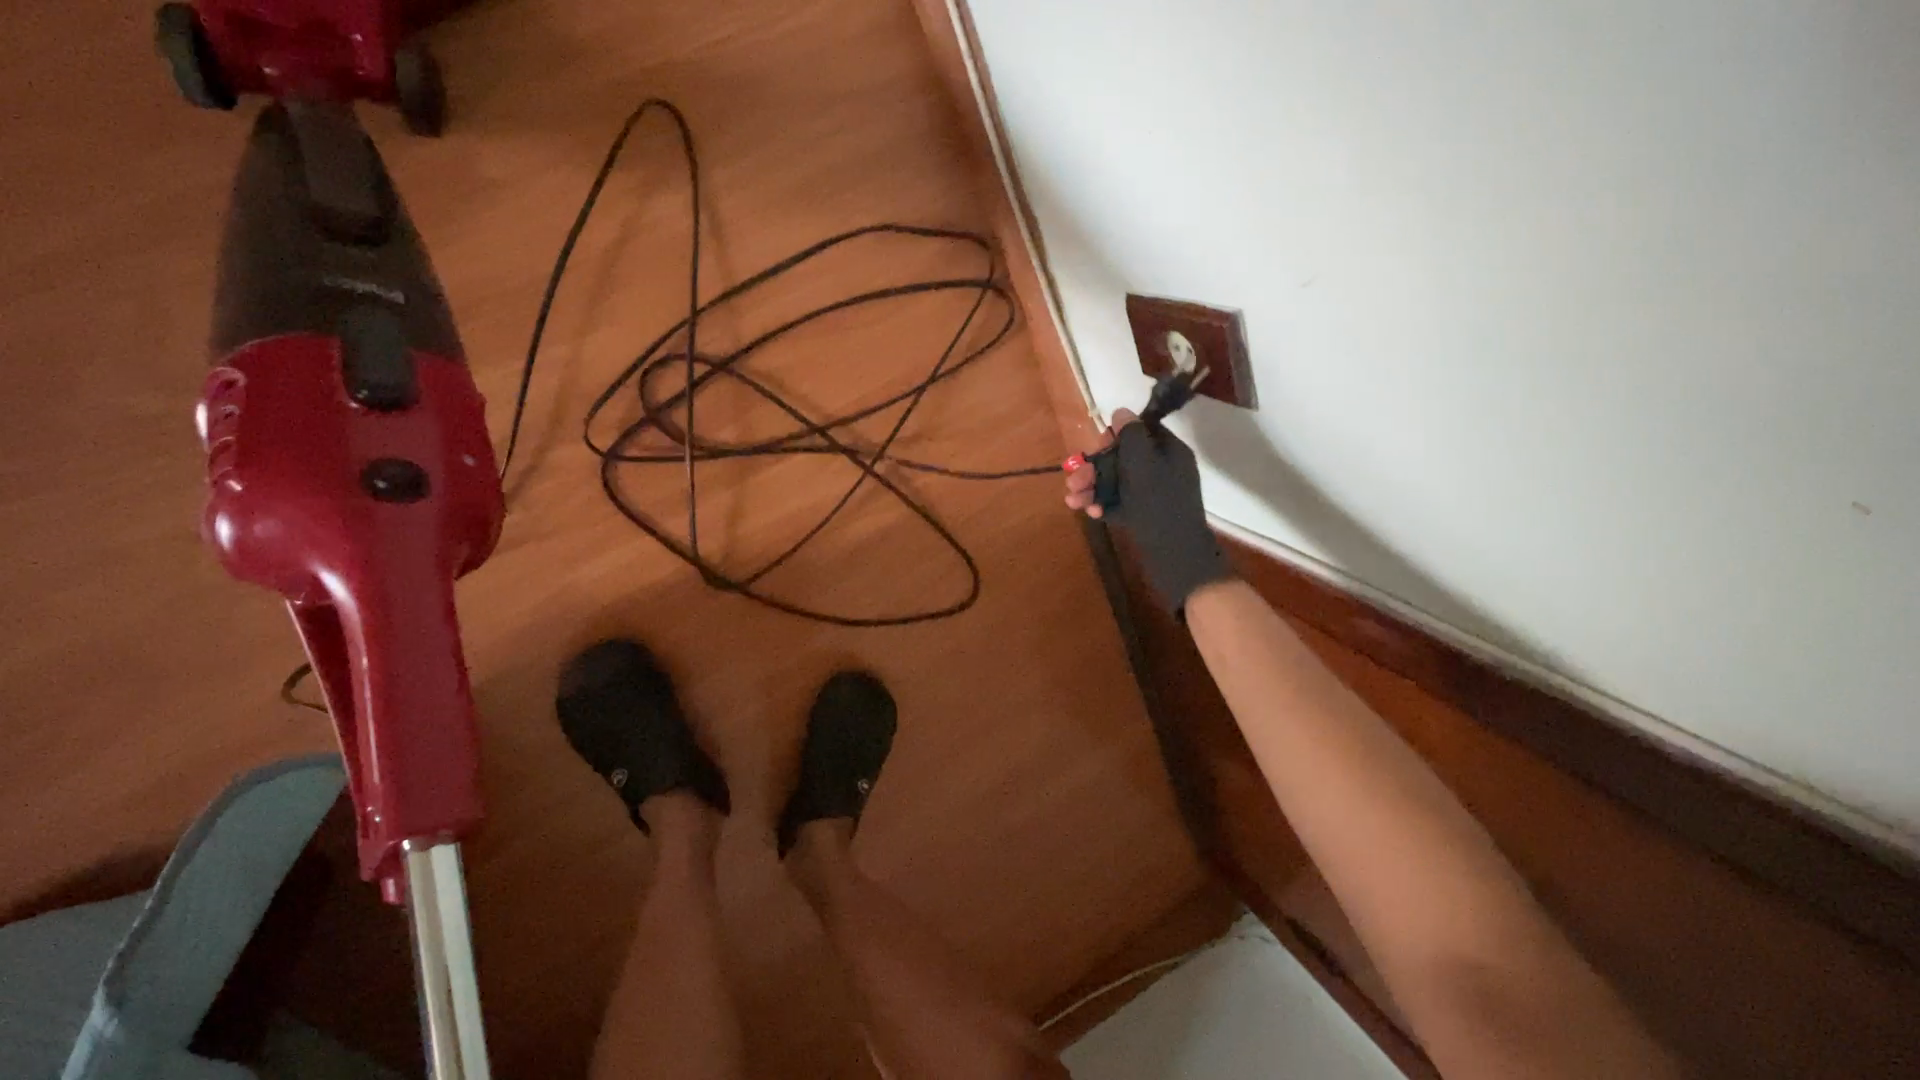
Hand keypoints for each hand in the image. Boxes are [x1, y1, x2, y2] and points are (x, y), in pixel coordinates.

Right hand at [1065, 410, 1232, 613]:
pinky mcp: (1143, 516)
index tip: (1097, 445)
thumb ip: (1132, 436)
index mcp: (1169, 452)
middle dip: (1094, 466)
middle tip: (1073, 477)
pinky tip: (1088, 511)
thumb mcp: (1144, 464)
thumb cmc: (1159, 505)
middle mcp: (1162, 470)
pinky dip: (1102, 504)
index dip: (1115, 435)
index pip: (1140, 431)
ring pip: (1116, 482)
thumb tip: (1121, 412)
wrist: (1175, 557)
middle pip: (1122, 458)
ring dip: (1092, 486)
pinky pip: (1119, 503)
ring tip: (1072, 498)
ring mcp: (1152, 495)